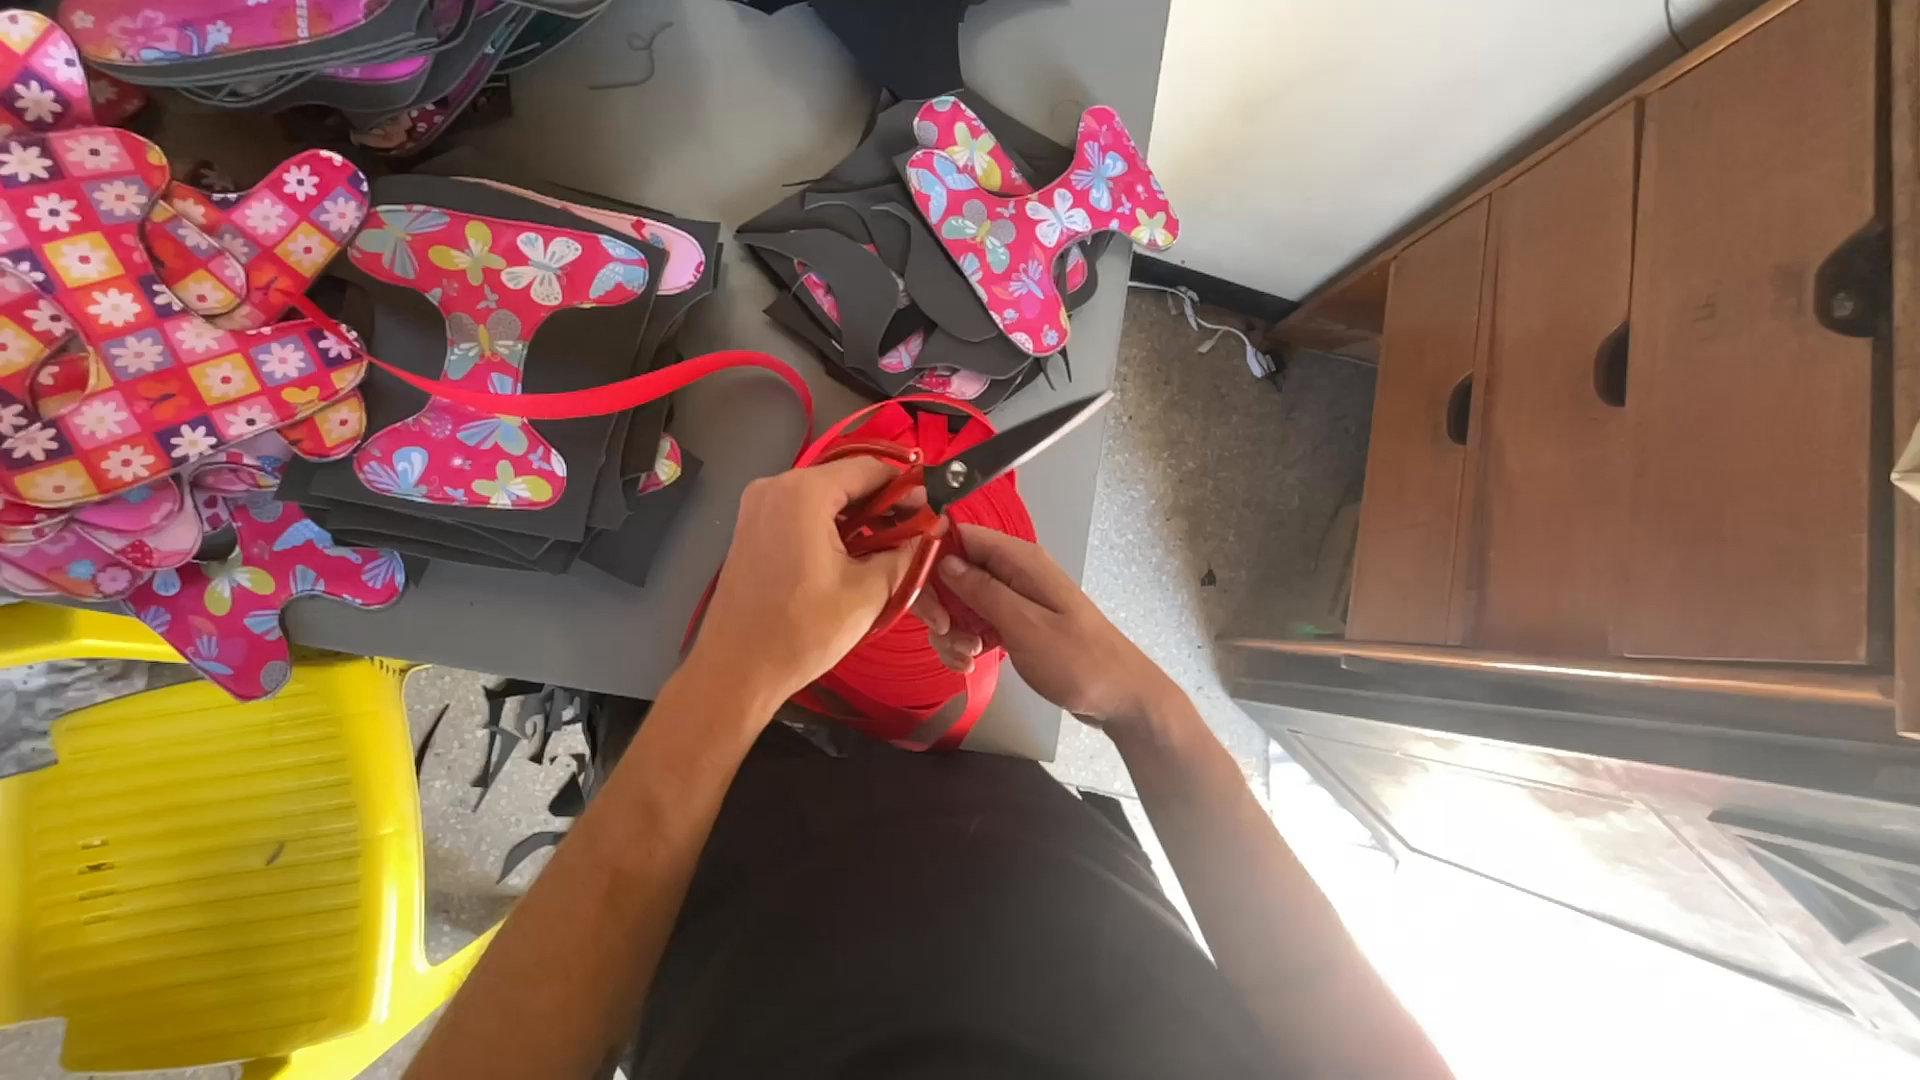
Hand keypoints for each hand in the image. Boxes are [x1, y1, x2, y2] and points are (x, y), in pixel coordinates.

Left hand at [688, 458, 920, 708]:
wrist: (736, 671)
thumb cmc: (802, 632)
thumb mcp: (868, 591)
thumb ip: (906, 551)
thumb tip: (933, 529)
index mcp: (804, 492)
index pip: (870, 469)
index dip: (907, 489)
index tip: (933, 513)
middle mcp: (775, 486)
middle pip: (845, 479)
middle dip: (884, 504)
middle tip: (916, 534)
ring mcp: (758, 505)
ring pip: (824, 496)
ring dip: (859, 517)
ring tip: (889, 549)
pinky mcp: (752, 527)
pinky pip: (802, 512)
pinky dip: (832, 526)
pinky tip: (853, 555)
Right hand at [917, 523, 1175, 728]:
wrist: (1119, 697)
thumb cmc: (1078, 660)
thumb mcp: (1025, 625)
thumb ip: (983, 591)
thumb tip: (944, 560)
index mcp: (1020, 560)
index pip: (961, 535)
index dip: (933, 558)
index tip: (920, 592)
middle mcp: (1014, 572)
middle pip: (954, 571)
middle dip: (941, 605)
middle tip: (948, 635)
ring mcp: (1013, 599)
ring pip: (960, 602)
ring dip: (952, 630)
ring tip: (967, 657)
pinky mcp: (1013, 623)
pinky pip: (975, 623)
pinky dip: (965, 642)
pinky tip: (971, 662)